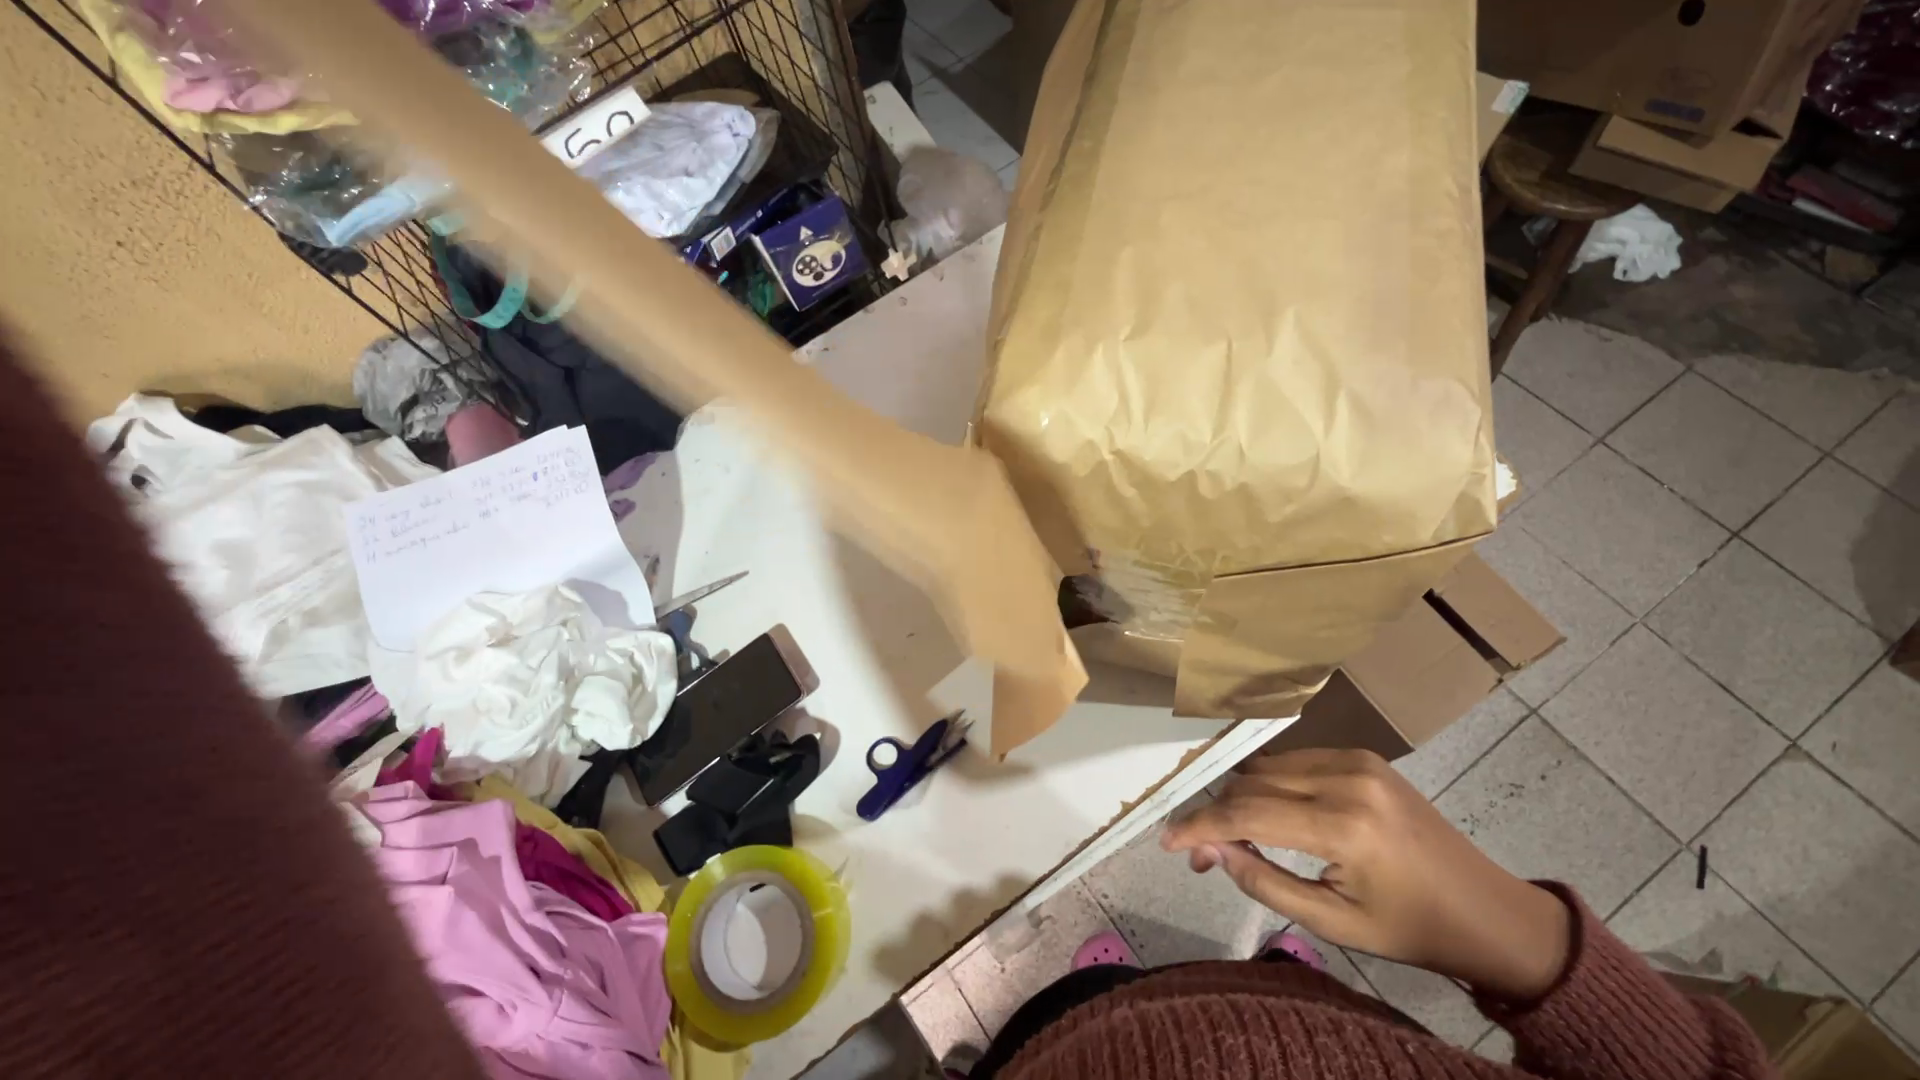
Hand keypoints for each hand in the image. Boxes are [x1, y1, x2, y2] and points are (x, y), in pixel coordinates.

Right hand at [1161, 748, 1570, 999]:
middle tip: (1202, 853)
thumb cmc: (1411, 930)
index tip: (1166, 840)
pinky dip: (1271, 784)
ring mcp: (1357, 761)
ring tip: (1233, 834)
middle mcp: (1346, 779)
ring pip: (1269, 767)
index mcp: (1343, 826)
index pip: (1246, 813)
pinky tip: (1269, 813)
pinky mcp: (1364, 758)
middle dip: (1216, 814)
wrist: (1489, 912)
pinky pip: (1295, 762)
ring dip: (1241, 796)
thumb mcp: (1332, 922)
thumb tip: (1211, 850)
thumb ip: (1263, 882)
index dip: (1199, 825)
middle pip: (1252, 783)